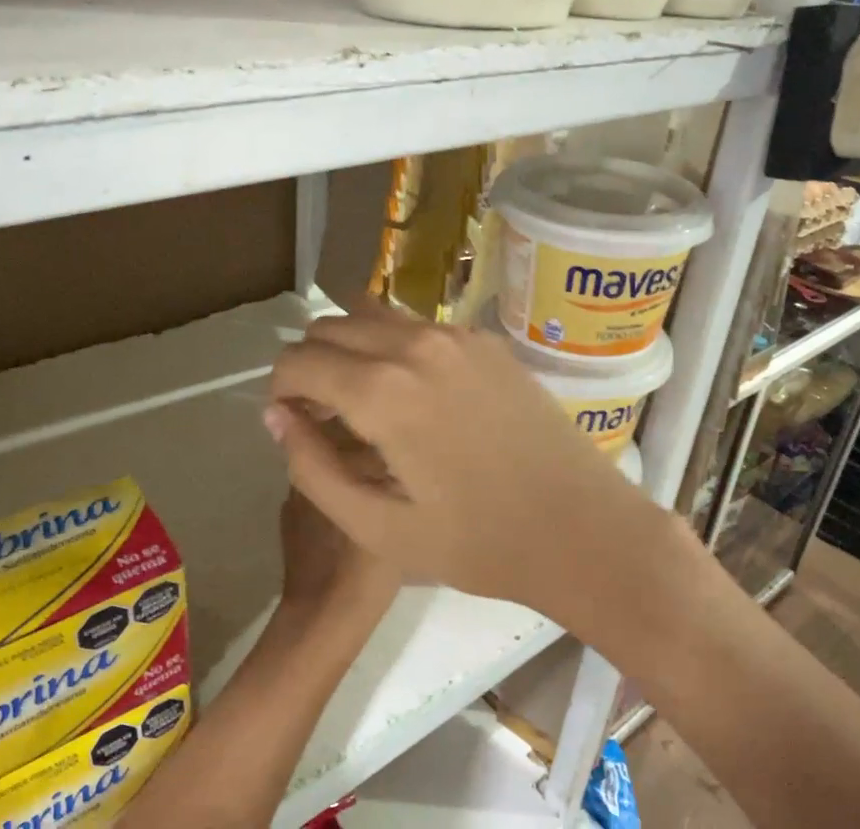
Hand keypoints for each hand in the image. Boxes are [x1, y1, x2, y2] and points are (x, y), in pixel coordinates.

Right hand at [263, 307, 669, 623]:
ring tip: (364, 402)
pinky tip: (414, 394)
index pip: (296, 361)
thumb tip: (276, 416)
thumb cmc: (476, 543)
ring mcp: (456, 336)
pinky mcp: (486, 342)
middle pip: (329, 327)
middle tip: (324, 417)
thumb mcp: (377, 527)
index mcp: (381, 391)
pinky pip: (417, 326)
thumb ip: (312, 467)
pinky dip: (393, 346)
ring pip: (372, 317)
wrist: (582, 529)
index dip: (280, 391)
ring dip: (350, 349)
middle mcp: (413, 344)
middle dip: (310, 365)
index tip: (293, 424)